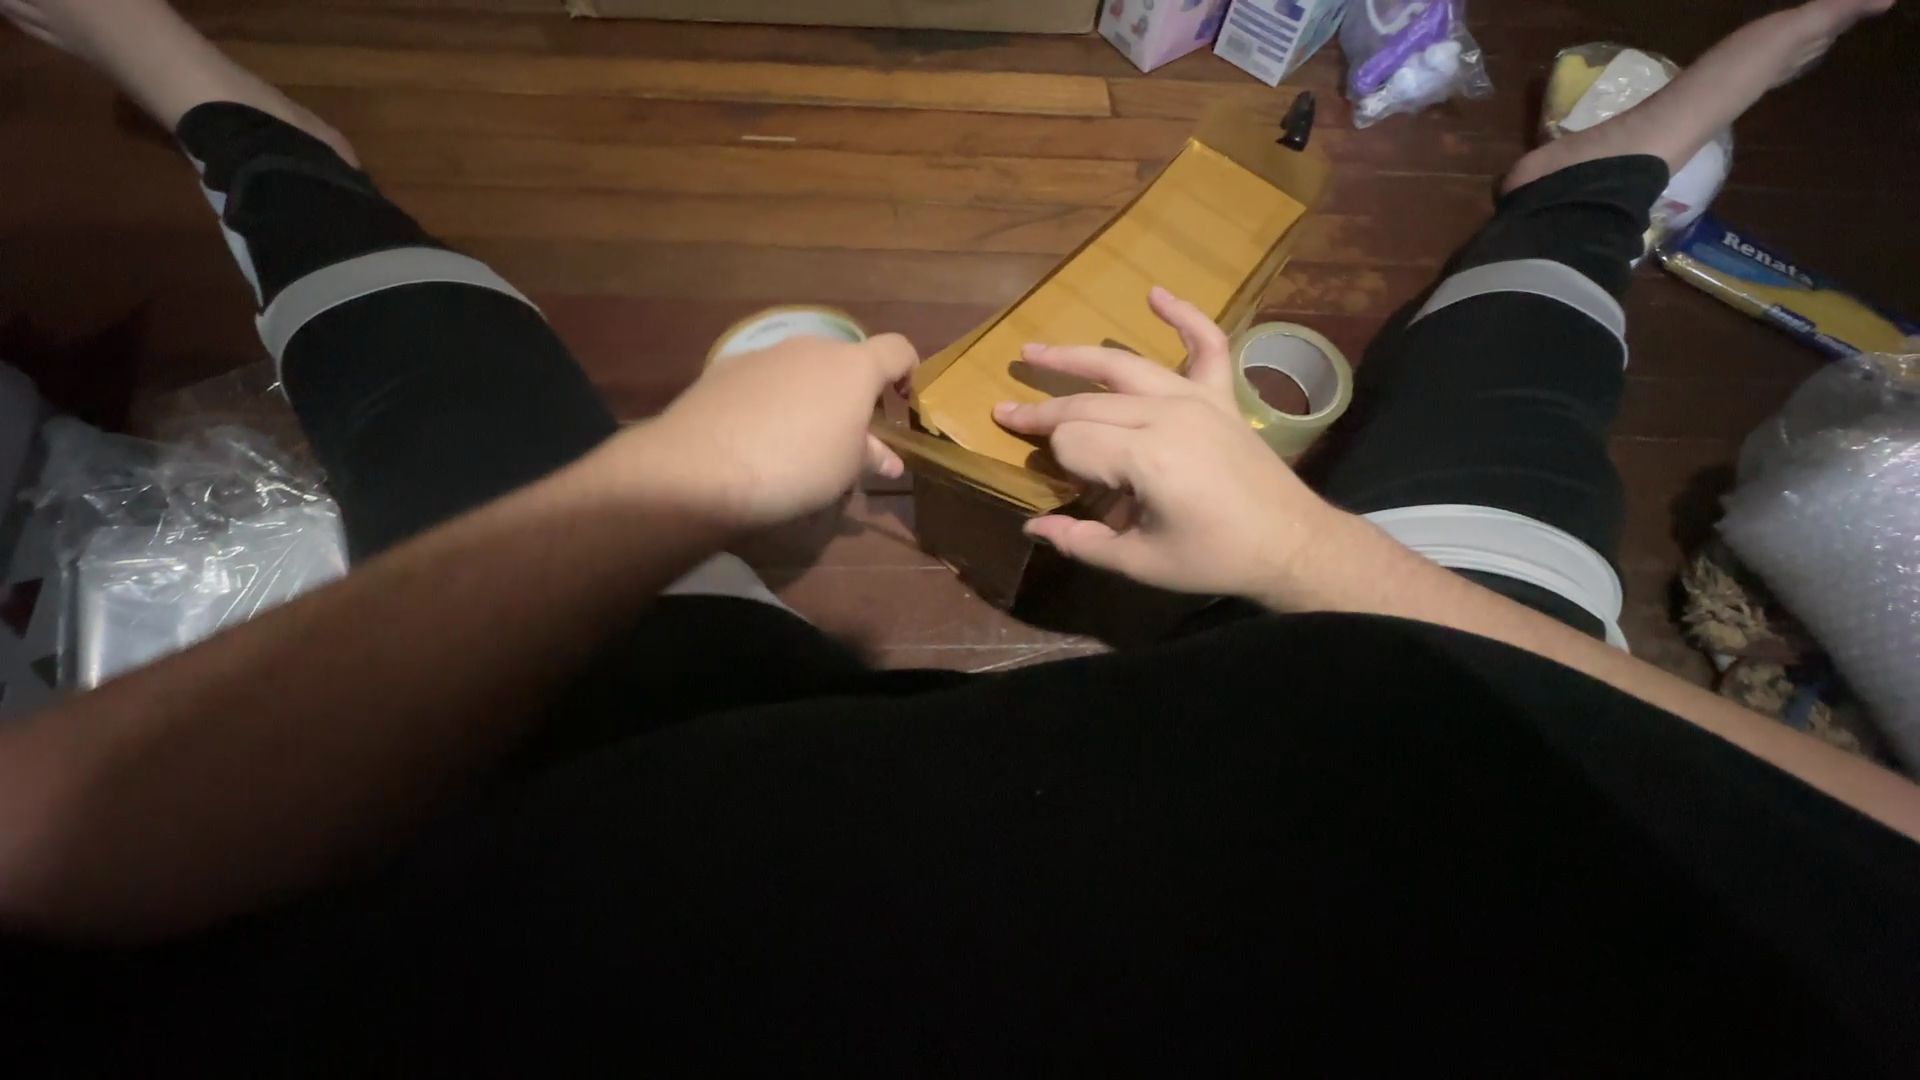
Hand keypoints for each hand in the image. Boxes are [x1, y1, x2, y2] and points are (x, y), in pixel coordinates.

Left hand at [598, 332, 917, 529]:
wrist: (704, 466)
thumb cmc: (798, 467)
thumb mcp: (846, 469)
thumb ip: (871, 455)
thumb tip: (889, 461)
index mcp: (854, 367)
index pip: (899, 350)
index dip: (908, 373)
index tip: (902, 405)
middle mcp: (813, 346)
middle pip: (847, 360)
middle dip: (853, 392)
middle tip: (848, 435)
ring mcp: (766, 353)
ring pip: (803, 368)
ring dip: (811, 395)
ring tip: (798, 440)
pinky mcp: (726, 367)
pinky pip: (765, 379)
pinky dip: (772, 399)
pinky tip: (757, 435)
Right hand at [993, 287, 1336, 600]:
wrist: (1290, 543)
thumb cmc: (1213, 559)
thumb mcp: (1140, 563)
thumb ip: (1081, 542)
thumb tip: (1031, 527)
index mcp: (1147, 460)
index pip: (1073, 442)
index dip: (1055, 463)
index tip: (1056, 485)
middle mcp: (1167, 416)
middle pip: (1086, 404)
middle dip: (1042, 411)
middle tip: (1005, 412)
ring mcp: (1197, 399)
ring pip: (1123, 366)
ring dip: (1075, 356)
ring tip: (1034, 351)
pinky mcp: (1221, 397)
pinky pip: (1205, 345)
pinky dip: (1183, 316)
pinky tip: (1155, 294)